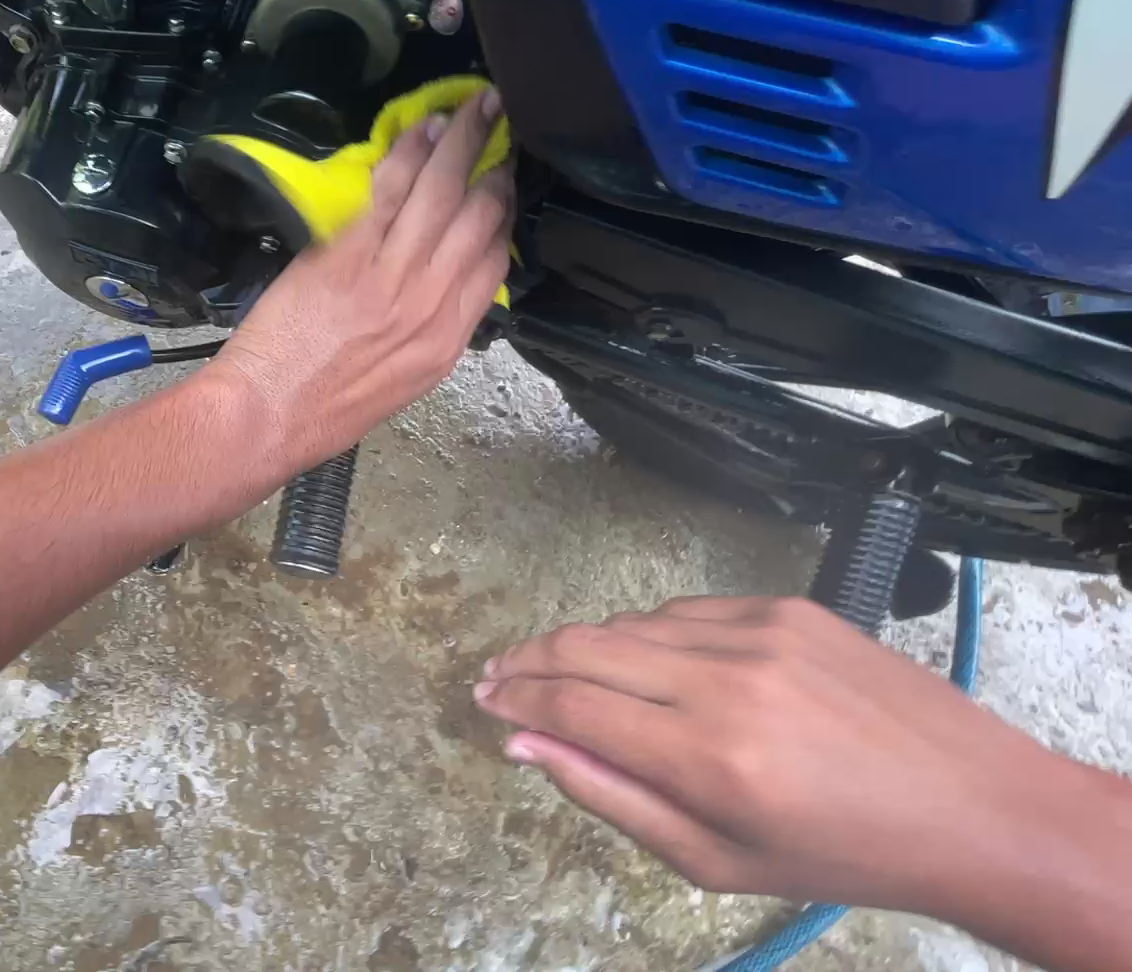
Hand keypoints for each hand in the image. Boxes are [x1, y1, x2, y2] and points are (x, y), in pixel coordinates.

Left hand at [201, 88, 513, 476]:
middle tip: (502, 129)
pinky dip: (408, 155)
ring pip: (441, 194)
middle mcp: (429, 304)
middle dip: (497, 167)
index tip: (501, 186)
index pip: (495, 265)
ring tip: (476, 107)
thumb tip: (439, 291)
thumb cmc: (323, 412)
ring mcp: (390, 278)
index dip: (503, 217)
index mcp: (445, 342)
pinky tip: (421, 130)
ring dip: (461, 142)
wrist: (267, 417)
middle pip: (479, 220)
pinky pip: (389, 193)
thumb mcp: (397, 385)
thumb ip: (426, 335)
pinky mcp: (347, 257)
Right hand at [473, 597, 1100, 916]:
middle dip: (522, 661)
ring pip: (622, 626)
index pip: (569, 708)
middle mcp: (724, 683)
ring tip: (571, 678)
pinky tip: (651, 665)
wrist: (984, 809)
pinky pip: (676, 612)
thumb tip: (522, 742)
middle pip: (579, 648)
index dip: (512, 701)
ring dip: (582, 651)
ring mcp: (754, 632)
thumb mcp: (713, 860)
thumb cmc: (840, 855)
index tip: (482, 701)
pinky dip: (643, 637)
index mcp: (709, 760)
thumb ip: (606, 796)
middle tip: (495, 676)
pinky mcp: (779, 606)